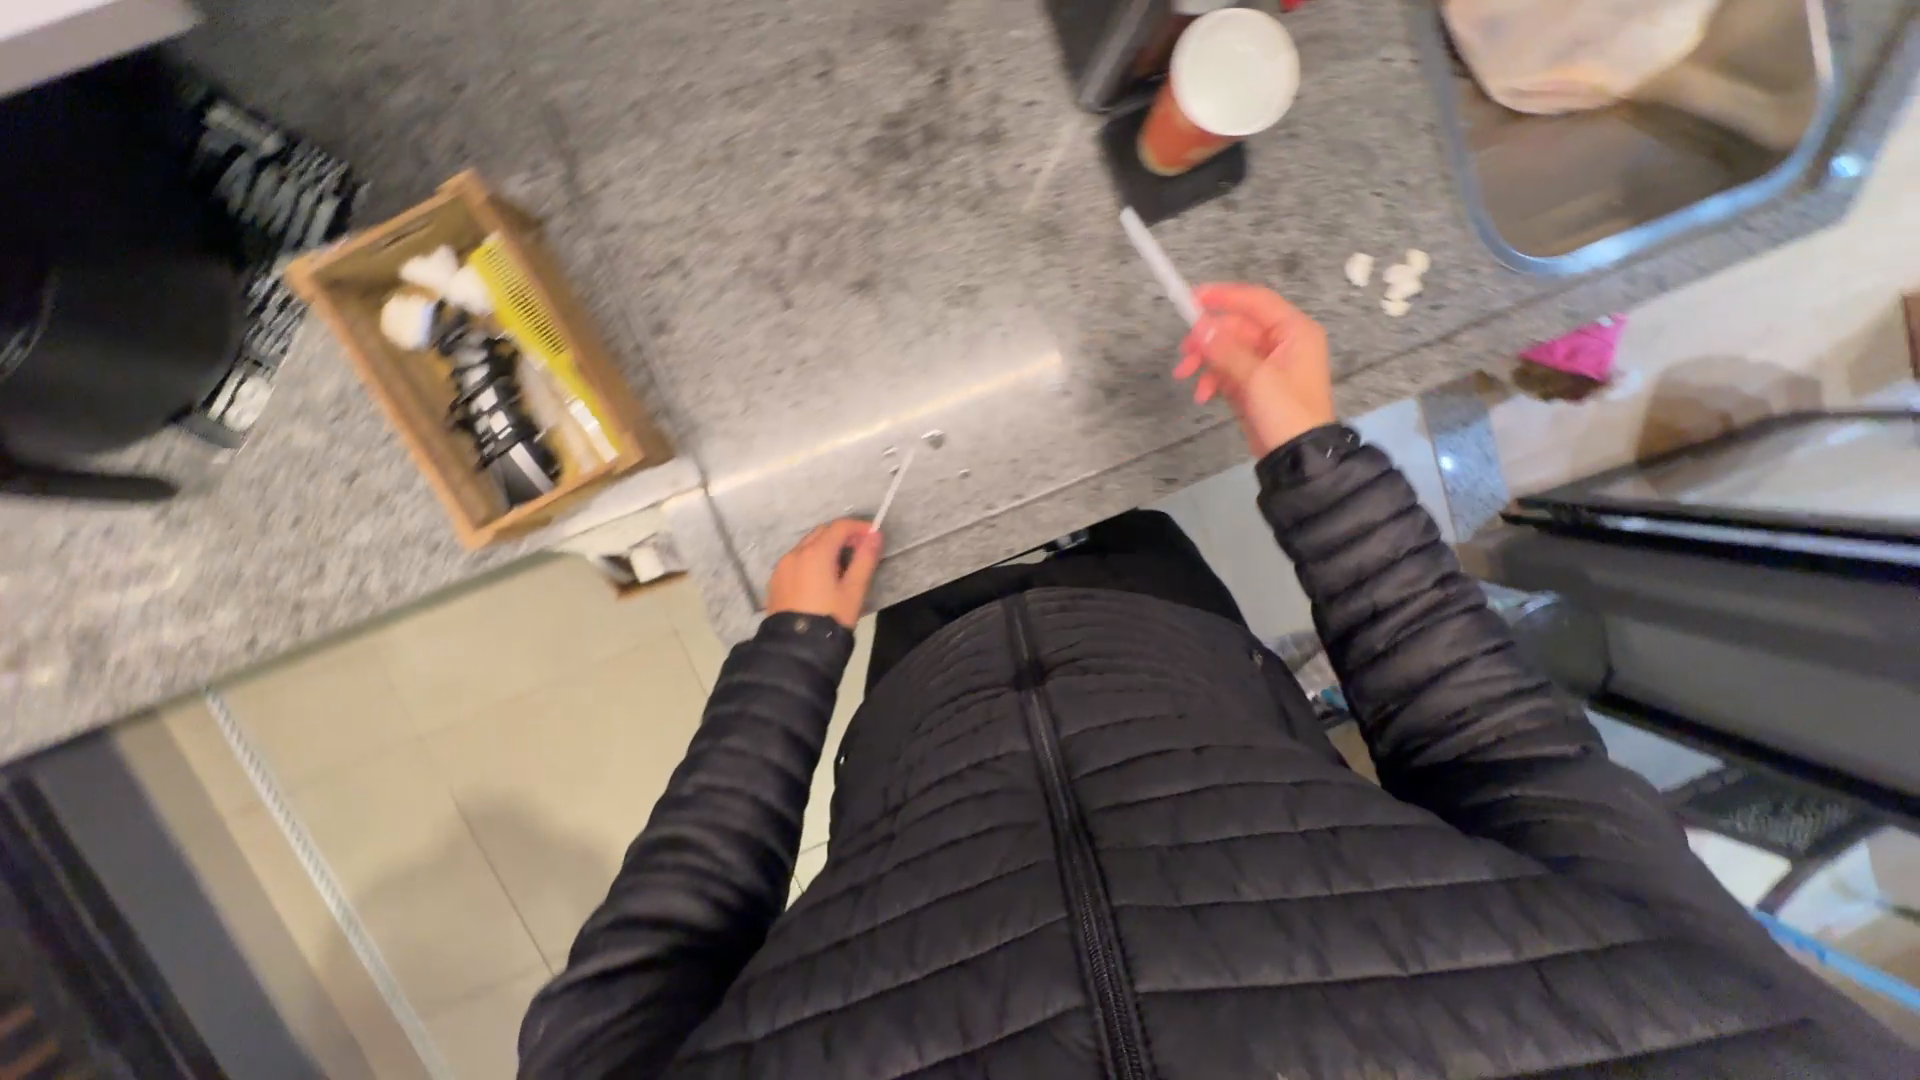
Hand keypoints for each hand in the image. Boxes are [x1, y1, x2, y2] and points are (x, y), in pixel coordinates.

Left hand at [766, 518, 883, 628]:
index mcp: (815, 553)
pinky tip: (821, 579)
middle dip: (842, 536)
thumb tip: (875, 536)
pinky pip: (796, 561)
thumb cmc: (831, 617)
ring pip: (807, 546)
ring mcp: (782, 567)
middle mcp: (795, 554)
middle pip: (821, 532)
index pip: (839, 527)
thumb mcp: (854, 590)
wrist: (796, 648)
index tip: (874, 536)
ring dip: (826, 547)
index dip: (859, 527)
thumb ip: (865, 559)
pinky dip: (811, 560)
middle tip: (860, 550)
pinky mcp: (775, 581)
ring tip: (842, 567)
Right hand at [1175, 283, 1335, 457]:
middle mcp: (1283, 343)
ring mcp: (1268, 366)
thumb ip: (1226, 350)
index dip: (1223, 297)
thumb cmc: (1286, 412)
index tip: (1191, 298)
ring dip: (1206, 362)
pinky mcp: (1255, 386)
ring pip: (1228, 350)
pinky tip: (1203, 395)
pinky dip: (1213, 380)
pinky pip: (1228, 372)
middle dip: (1208, 340)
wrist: (1298, 457)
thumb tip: (1199, 327)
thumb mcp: (1256, 378)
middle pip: (1237, 328)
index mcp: (1294, 331)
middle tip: (1183, 354)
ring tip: (1185, 377)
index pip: (1256, 302)